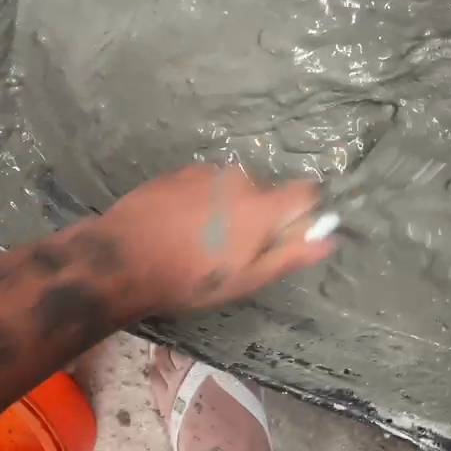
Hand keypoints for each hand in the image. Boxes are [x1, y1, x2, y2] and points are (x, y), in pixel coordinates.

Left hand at [100, 163, 332, 311]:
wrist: (122, 259)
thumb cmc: (189, 278)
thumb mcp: (246, 279)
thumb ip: (291, 255)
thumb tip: (329, 239)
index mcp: (261, 206)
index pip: (308, 192)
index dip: (308, 212)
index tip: (293, 234)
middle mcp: (238, 178)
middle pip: (269, 192)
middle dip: (264, 217)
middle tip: (239, 251)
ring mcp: (205, 171)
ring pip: (236, 188)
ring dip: (232, 210)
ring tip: (205, 242)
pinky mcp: (178, 172)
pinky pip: (208, 185)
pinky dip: (206, 203)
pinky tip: (183, 228)